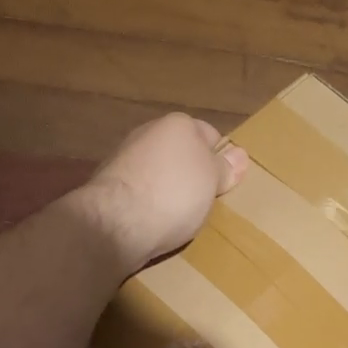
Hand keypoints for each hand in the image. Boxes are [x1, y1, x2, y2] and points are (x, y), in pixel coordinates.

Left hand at [70, 113, 250, 271]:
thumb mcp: (212, 180)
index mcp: (177, 124)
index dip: (219, 159)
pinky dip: (147, 205)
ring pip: (157, 173)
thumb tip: (240, 155)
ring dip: (167, 191)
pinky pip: (139, 192)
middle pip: (179, 154)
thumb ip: (225, 168)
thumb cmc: (175, 194)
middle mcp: (148, 133)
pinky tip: (153, 223)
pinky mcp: (108, 186)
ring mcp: (124, 158)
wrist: (118, 221)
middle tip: (203, 203)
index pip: (208, 134)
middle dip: (191, 175)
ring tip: (178, 218)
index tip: (223, 184)